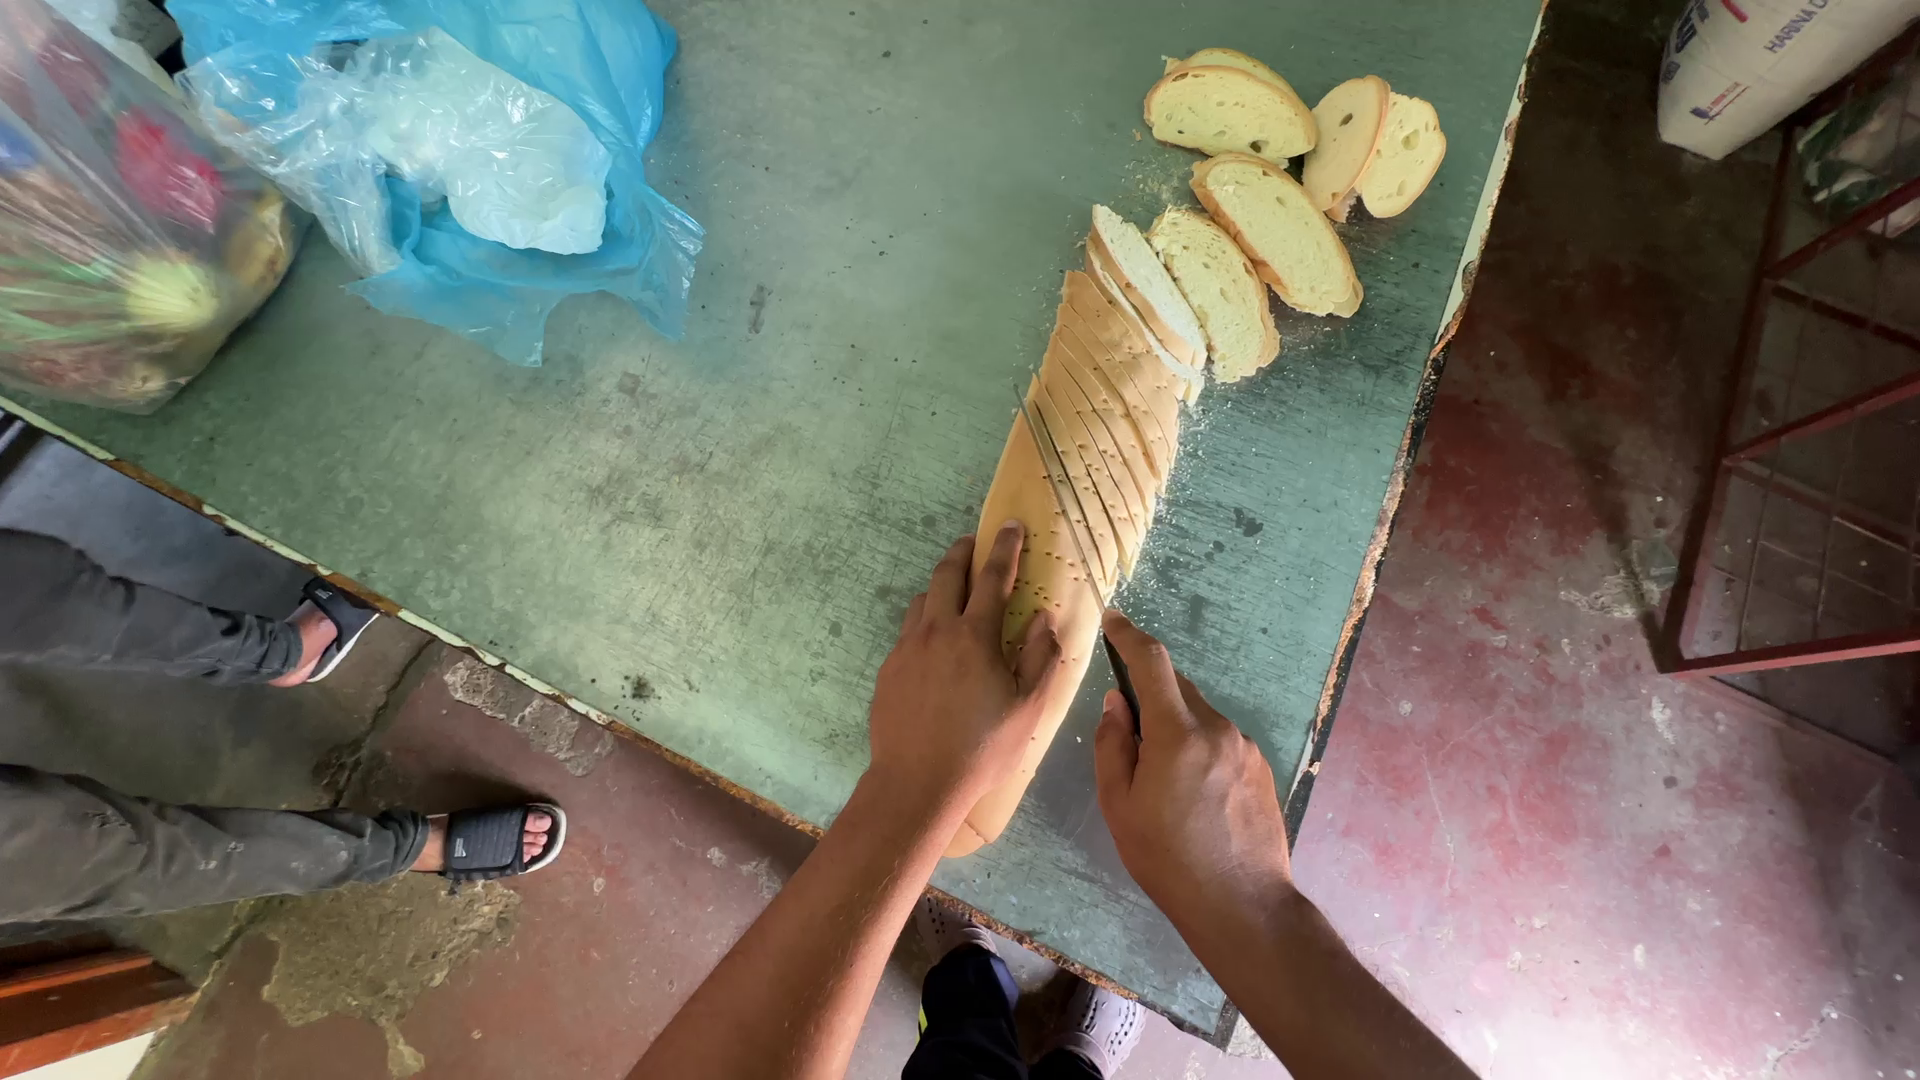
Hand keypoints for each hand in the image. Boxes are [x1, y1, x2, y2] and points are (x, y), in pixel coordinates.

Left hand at [867, 522, 1063, 810]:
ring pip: (921, 600)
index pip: (992, 578)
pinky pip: (907, 631)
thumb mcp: (1027, 707)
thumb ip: (1040, 657)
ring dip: (940, 587)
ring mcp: (906, 649)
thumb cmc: (982, 748)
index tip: (1009, 525)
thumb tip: (1043, 618)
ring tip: (953, 593)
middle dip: (963, 552)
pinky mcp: (889, 669)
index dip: (1004, 548)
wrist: (916, 782)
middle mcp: (935, 631)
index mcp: (974, 636)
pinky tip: (933, 644)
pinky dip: (924, 621)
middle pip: (946, 575)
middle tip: (974, 541)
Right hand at [1094, 611, 1294, 940]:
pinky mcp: (1261, 767)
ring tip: (1165, 780)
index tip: (1113, 619)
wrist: (1244, 907)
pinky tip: (1194, 794)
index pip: (1152, 662)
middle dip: (1150, 696)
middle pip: (1177, 688)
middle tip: (1131, 739)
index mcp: (1178, 734)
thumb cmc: (1167, 858)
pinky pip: (1220, 739)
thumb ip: (1112, 744)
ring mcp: (1245, 747)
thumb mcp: (1119, 805)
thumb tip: (1117, 701)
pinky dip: (1199, 746)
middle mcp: (1217, 728)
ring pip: (1199, 715)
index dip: (1129, 635)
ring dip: (1176, 726)